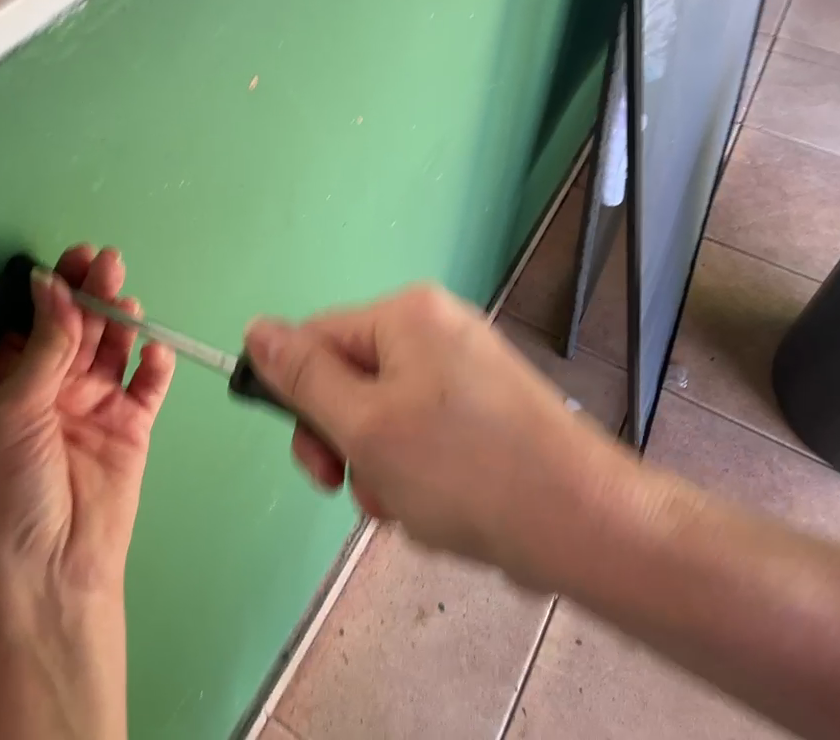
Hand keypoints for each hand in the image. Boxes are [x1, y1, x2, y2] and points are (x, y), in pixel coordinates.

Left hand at [0, 245, 173, 739]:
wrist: (47, 569)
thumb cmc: (10, 488)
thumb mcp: (15, 410)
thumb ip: (45, 345)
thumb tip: (51, 283)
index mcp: (9, 384)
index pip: (36, 324)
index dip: (54, 292)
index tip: (72, 261)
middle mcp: (52, 391)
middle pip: (77, 331)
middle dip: (92, 296)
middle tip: (106, 264)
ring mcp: (94, 408)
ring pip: (112, 351)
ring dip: (121, 323)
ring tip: (128, 297)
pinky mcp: (131, 429)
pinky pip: (145, 388)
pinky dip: (152, 368)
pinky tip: (153, 352)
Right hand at [246, 284, 624, 589]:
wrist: (584, 524)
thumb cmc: (462, 469)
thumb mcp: (364, 425)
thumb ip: (303, 378)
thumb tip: (255, 328)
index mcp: (406, 315)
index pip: (318, 338)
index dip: (300, 399)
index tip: (313, 461)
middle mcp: (438, 329)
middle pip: (353, 380)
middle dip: (347, 443)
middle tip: (354, 488)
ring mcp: (469, 371)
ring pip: (388, 418)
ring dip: (383, 469)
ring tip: (411, 507)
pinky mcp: (491, 412)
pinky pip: (428, 436)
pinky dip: (421, 475)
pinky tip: (442, 510)